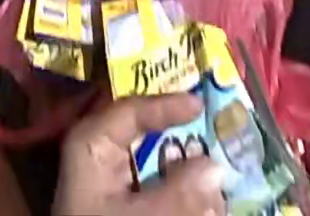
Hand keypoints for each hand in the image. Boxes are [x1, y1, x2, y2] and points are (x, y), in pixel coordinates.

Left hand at [54, 93, 226, 215]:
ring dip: (184, 180)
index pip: (134, 110)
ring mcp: (106, 184)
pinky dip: (176, 200)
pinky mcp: (116, 207)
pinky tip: (202, 208)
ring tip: (216, 187)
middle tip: (217, 140)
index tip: (201, 104)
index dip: (169, 105)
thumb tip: (216, 167)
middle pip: (146, 138)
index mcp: (92, 142)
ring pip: (154, 169)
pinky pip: (151, 196)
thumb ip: (178, 194)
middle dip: (182, 145)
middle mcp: (98, 155)